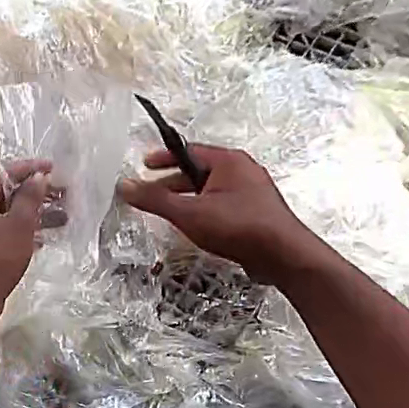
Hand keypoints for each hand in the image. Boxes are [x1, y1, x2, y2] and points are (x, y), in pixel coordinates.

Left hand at [0, 161, 51, 325]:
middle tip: (60, 194)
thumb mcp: (19, 225)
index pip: (2, 173)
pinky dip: (17, 230)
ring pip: (2, 213)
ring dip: (29, 214)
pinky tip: (40, 237)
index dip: (29, 169)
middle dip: (33, 194)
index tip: (52, 168)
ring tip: (59, 216)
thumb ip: (30, 198)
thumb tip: (38, 177)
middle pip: (2, 192)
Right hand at [119, 145, 325, 284]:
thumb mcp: (189, 212)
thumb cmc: (239, 227)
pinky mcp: (257, 213)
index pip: (188, 151)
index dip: (163, 159)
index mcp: (228, 161)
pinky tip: (197, 228)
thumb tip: (126, 186)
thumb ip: (155, 199)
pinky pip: (224, 205)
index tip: (145, 165)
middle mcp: (243, 171)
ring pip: (212, 191)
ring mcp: (252, 192)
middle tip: (152, 193)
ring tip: (170, 213)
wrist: (283, 255)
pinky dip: (206, 212)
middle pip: (199, 172)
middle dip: (173, 183)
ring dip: (189, 200)